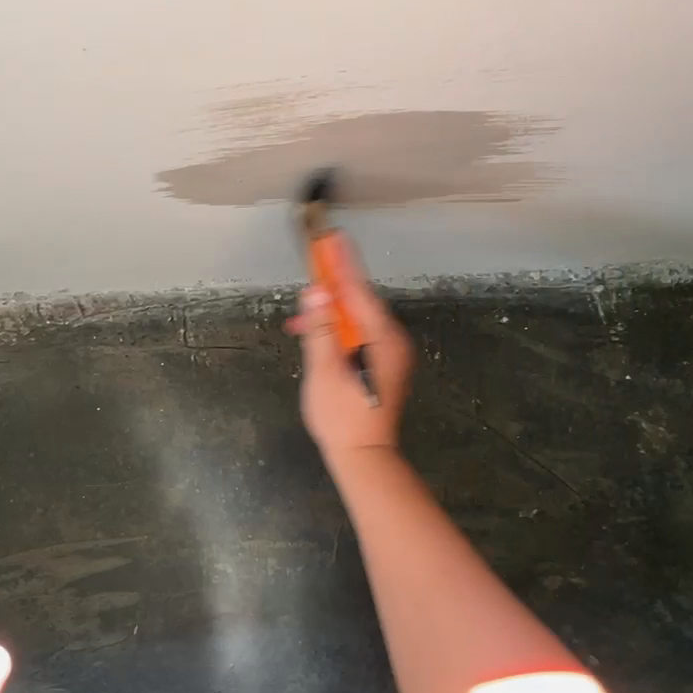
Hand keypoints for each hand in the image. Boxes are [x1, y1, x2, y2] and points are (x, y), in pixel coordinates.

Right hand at [283, 261, 413, 461]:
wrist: (364, 456)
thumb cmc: (342, 417)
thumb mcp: (325, 371)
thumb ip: (321, 329)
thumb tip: (316, 291)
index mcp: (383, 339)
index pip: (359, 291)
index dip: (341, 264)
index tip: (332, 236)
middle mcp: (393, 341)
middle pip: (359, 304)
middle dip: (330, 293)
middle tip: (306, 281)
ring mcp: (391, 354)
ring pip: (358, 321)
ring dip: (329, 317)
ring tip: (299, 324)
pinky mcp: (384, 365)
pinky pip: (360, 337)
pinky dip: (338, 333)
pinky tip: (316, 339)